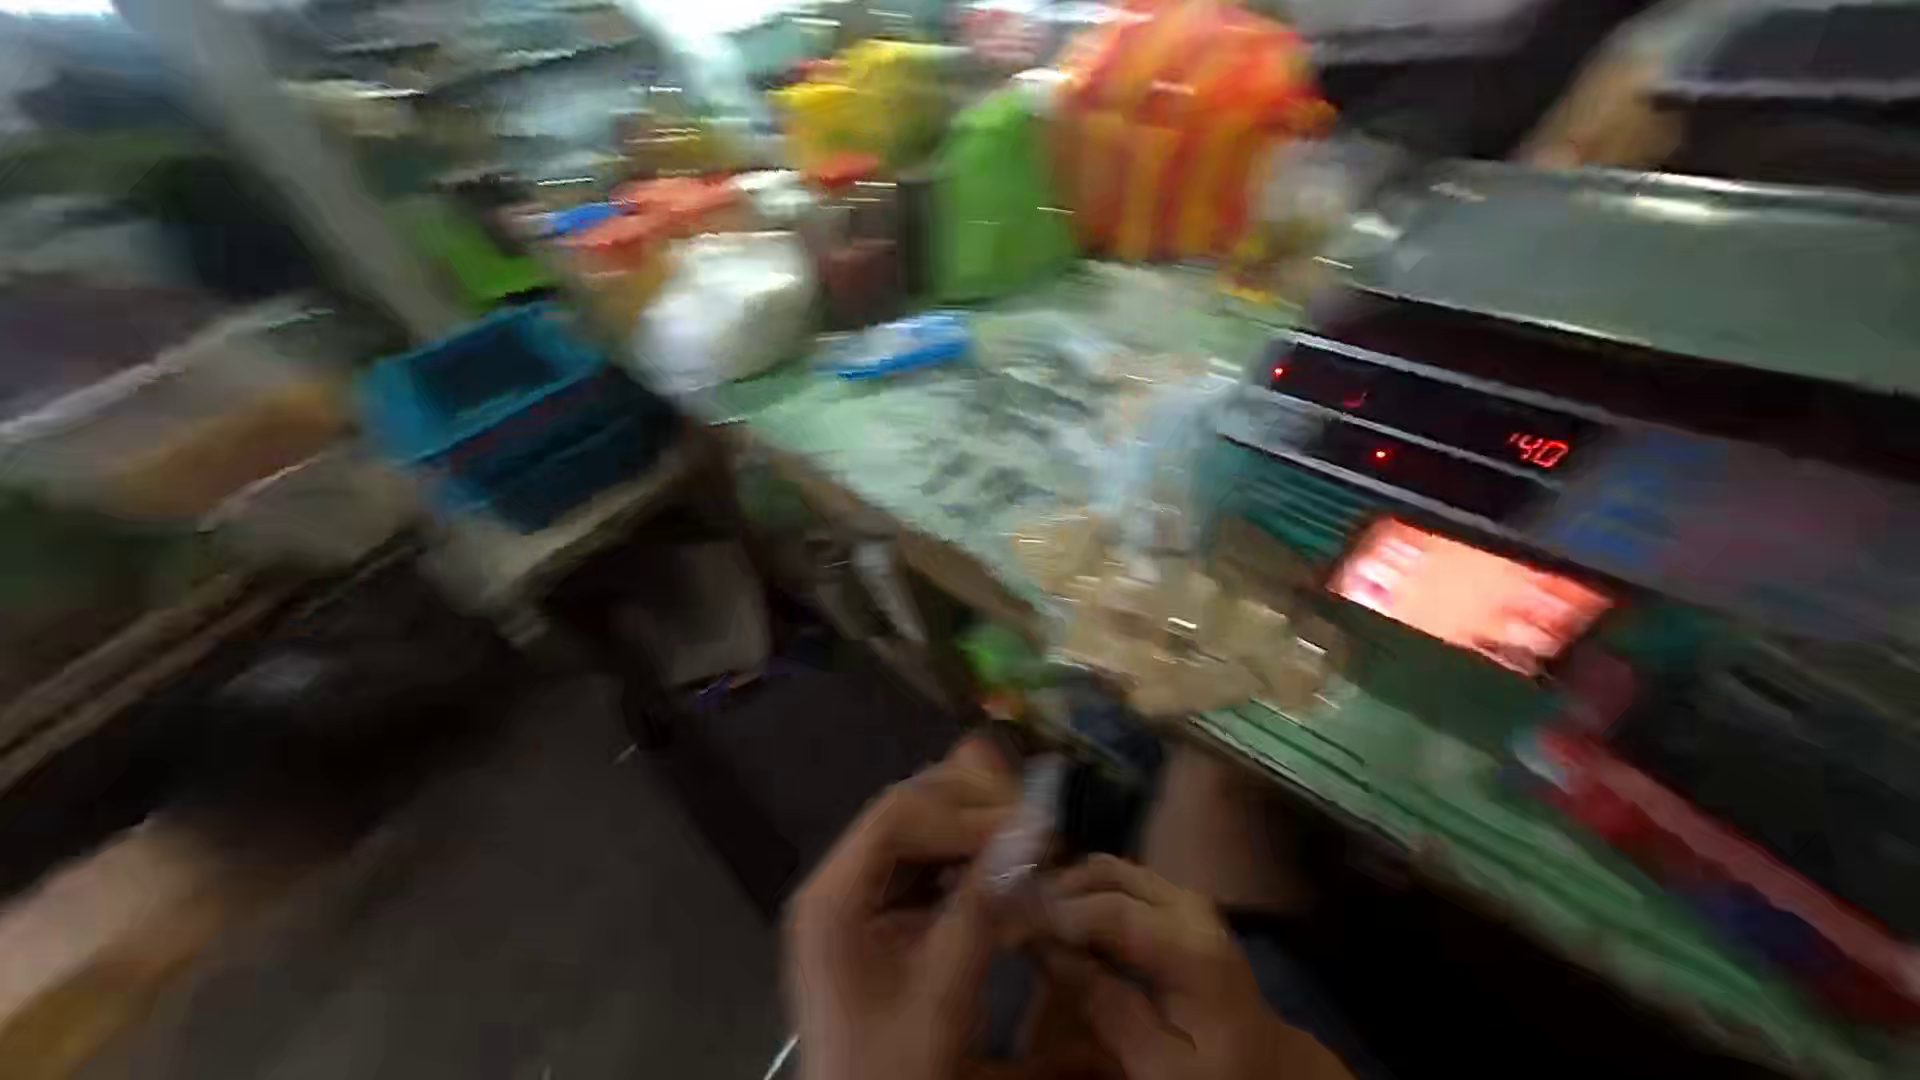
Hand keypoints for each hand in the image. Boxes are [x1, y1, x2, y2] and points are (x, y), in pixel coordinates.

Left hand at [785, 738, 1018, 1079]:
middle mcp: (838, 881)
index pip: (895, 818)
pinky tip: (997, 856)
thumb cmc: (895, 1071)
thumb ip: (981, 909)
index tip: (1020, 824)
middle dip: (968, 804)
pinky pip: (923, 853)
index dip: (961, 812)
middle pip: (904, 808)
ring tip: (1021, 827)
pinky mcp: (878, 905)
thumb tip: (1027, 834)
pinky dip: (964, 847)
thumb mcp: (941, 997)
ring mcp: (856, 890)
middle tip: (1027, 815)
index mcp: (832, 900)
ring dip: (970, 818)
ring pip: (915, 822)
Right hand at [1045, 855, 1353, 1079]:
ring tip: (1037, 918)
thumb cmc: (1214, 1074)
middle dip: (1058, 890)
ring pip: (1111, 869)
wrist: (1267, 1067)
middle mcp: (1188, 905)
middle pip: (1107, 874)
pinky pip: (1122, 880)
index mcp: (1190, 947)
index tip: (1011, 925)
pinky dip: (1088, 892)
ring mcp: (1184, 897)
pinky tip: (1068, 920)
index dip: (1055, 913)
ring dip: (1071, 887)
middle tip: (1018, 917)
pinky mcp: (1178, 900)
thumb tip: (1044, 948)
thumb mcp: (1156, 1064)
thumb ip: (1102, 1003)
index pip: (1108, 910)